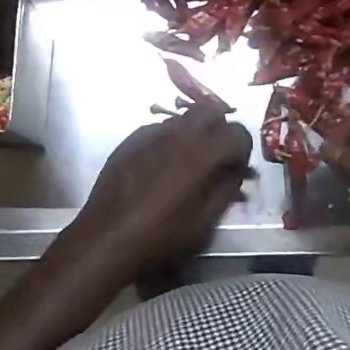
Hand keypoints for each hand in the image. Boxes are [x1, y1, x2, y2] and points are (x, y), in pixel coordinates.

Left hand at [58, 108, 252, 282]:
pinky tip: (160, 168)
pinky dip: (169, 141)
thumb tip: (235, 173)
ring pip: (183, 119)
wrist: (106, 238)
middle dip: (220, 130)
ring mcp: (151, 133)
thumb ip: (225, 190)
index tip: (237, 169)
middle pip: (211, 112)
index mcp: (203, 153)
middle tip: (217, 157)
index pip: (238, 132)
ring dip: (194, 134)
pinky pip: (158, 130)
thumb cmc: (160, 236)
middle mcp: (179, 133)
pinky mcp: (130, 140)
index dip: (243, 150)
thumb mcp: (204, 222)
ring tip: (188, 163)